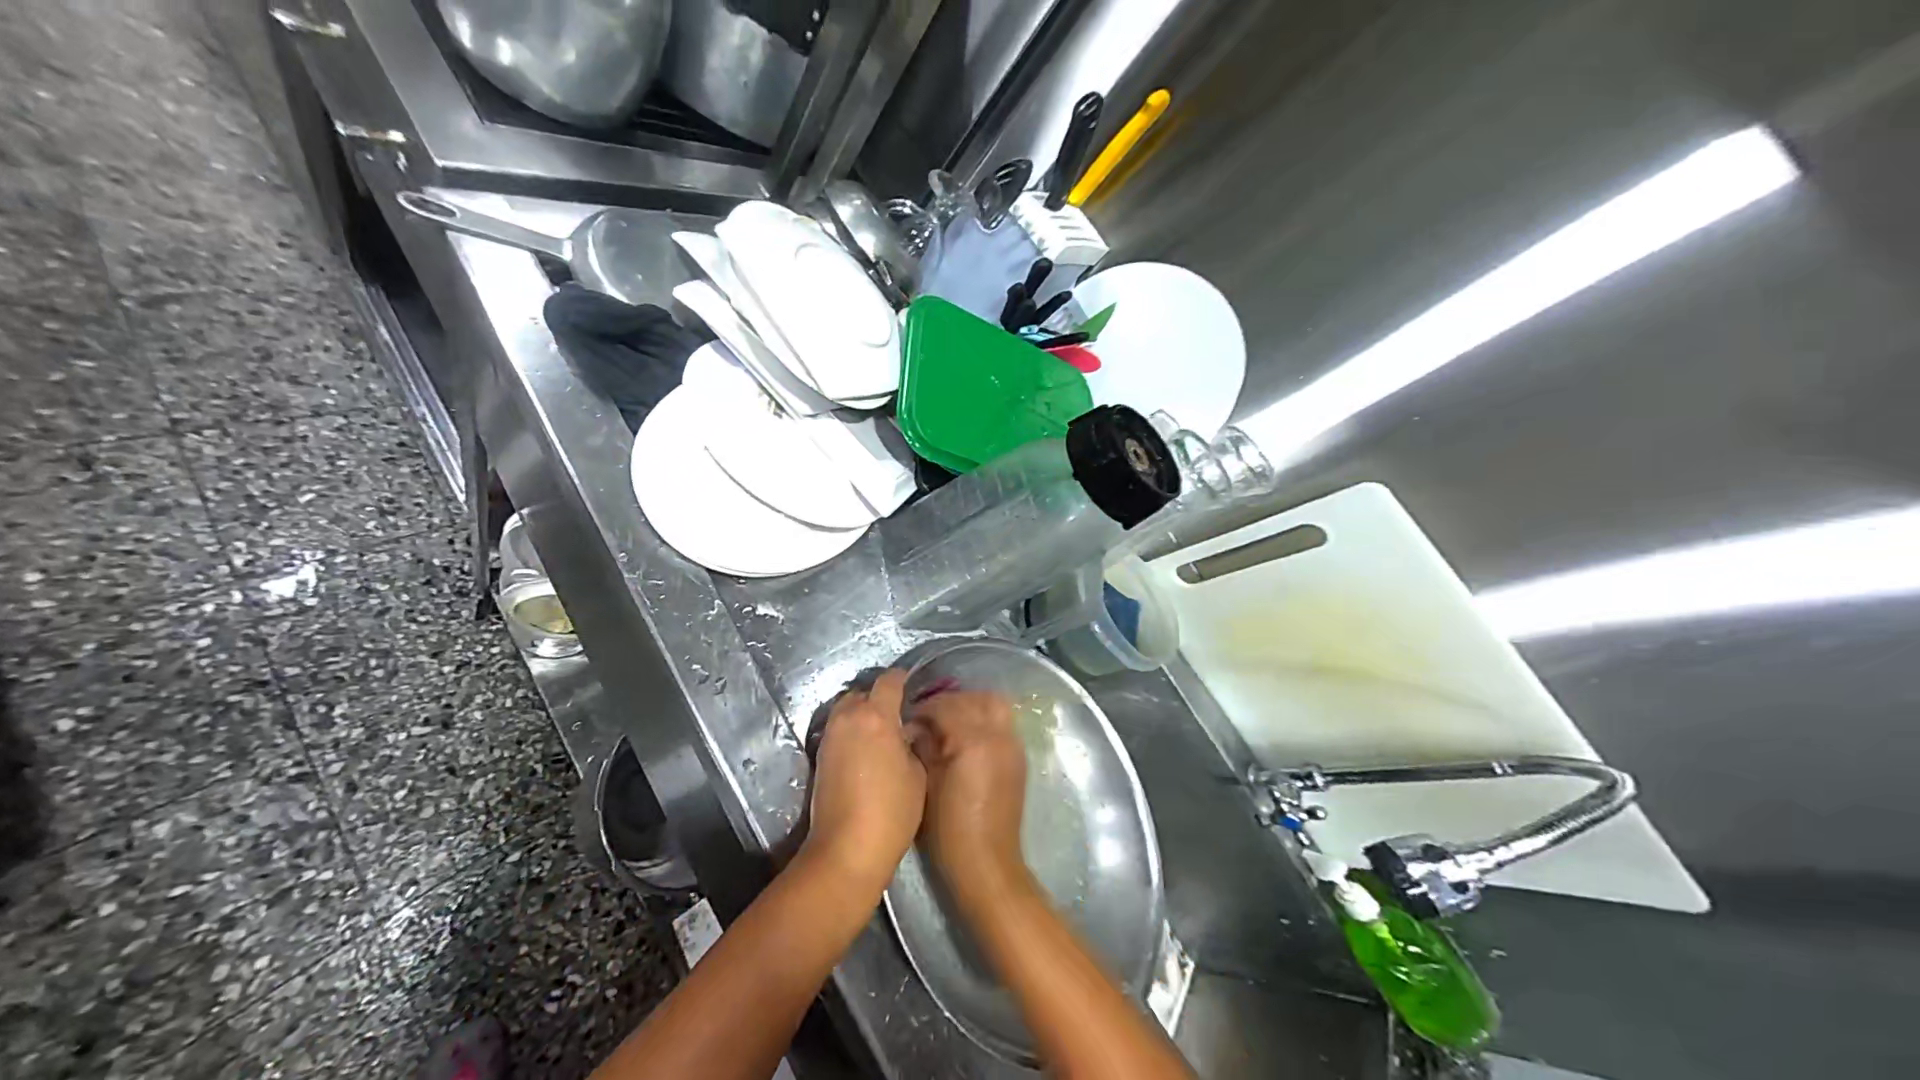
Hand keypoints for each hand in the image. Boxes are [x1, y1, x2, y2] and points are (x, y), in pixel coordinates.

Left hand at [803, 670, 925, 890]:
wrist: (847, 849)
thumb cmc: (891, 811)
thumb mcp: (916, 774)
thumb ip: (910, 743)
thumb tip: (904, 732)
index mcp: (876, 717)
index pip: (889, 682)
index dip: (902, 679)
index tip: (911, 682)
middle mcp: (848, 719)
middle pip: (862, 693)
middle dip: (879, 697)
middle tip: (898, 712)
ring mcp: (830, 737)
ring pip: (846, 710)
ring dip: (862, 713)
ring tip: (881, 731)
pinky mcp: (819, 756)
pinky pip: (838, 730)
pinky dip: (851, 731)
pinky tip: (866, 750)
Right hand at [909, 689, 1032, 903]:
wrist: (987, 864)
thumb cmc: (948, 829)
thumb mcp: (926, 784)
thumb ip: (923, 747)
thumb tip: (916, 728)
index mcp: (973, 740)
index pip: (946, 706)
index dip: (923, 709)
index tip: (908, 720)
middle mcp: (998, 735)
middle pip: (975, 698)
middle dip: (949, 702)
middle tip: (928, 719)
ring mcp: (1012, 746)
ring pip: (994, 705)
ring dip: (970, 707)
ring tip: (948, 725)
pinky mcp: (1018, 758)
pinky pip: (1002, 723)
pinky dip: (984, 720)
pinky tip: (965, 739)